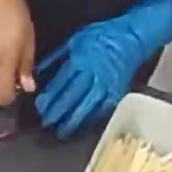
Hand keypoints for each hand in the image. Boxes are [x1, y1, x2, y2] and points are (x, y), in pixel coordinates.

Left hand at [35, 0, 171, 137]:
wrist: (131, 38)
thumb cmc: (102, 38)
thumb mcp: (76, 41)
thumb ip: (57, 57)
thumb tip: (39, 73)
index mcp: (81, 60)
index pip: (60, 83)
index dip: (49, 98)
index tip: (40, 108)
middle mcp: (92, 75)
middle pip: (70, 99)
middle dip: (56, 113)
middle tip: (46, 124)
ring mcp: (105, 86)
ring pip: (85, 110)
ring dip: (71, 123)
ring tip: (61, 133)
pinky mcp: (115, 95)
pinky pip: (99, 112)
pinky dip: (88, 121)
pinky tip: (80, 127)